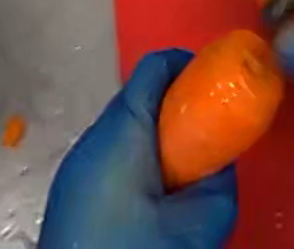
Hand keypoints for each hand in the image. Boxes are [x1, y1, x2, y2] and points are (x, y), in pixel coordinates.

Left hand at [38, 49, 237, 248]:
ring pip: (127, 129)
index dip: (189, 66)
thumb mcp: (195, 227)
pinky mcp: (70, 191)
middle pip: (143, 96)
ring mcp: (76, 164)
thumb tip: (223, 160)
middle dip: (178, 109)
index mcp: (122, 129)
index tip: (214, 88)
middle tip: (206, 138)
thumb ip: (219, 183)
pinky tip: (152, 202)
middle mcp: (94, 136)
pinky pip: (111, 157)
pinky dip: (137, 163)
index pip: (156, 65)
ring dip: (158, 139)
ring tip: (182, 175)